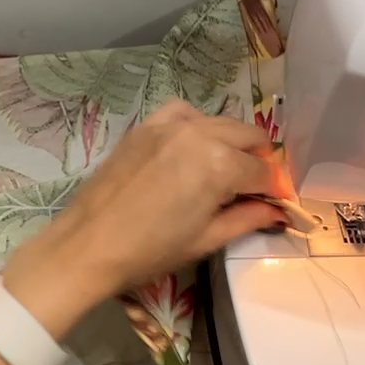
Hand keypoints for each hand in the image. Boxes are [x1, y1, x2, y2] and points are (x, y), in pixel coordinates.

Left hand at [3, 101, 281, 333]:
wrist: (87, 246)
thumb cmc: (150, 251)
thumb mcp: (205, 240)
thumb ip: (247, 218)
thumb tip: (275, 211)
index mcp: (220, 165)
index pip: (263, 173)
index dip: (275, 191)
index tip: (277, 204)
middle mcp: (200, 134)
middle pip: (249, 137)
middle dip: (259, 162)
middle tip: (253, 190)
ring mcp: (170, 125)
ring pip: (220, 122)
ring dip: (232, 143)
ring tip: (225, 170)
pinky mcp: (145, 126)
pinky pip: (183, 113)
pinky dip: (197, 125)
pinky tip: (193, 145)